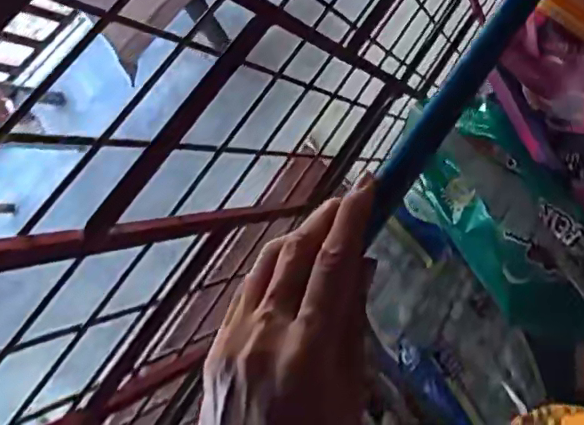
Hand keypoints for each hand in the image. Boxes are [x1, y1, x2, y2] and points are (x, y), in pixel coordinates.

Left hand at [201, 180, 376, 424]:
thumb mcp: (349, 396)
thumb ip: (353, 325)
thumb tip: (363, 263)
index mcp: (306, 351)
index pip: (333, 262)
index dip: (352, 217)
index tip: (367, 187)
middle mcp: (265, 333)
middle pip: (297, 249)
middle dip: (326, 216)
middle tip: (349, 198)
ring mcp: (234, 336)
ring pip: (268, 260)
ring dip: (299, 235)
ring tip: (324, 225)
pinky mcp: (216, 343)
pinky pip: (247, 287)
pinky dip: (272, 266)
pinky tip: (289, 262)